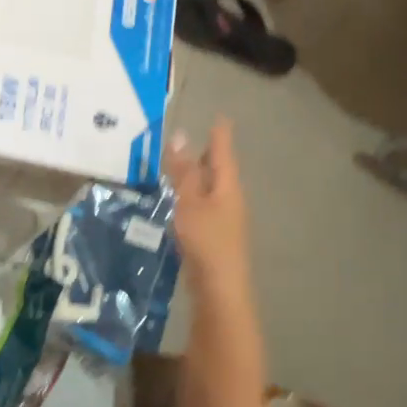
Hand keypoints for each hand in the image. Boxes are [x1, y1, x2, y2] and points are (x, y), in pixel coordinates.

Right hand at [163, 119, 249, 289]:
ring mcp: (223, 220)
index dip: (219, 135)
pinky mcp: (212, 237)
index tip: (219, 117)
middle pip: (219, 172)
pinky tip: (177, 202)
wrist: (219, 289)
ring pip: (210, 190)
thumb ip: (182, 172)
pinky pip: (202, 207)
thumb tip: (178, 135)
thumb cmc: (206, 240)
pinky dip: (191, 197)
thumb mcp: (189, 202)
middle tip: (194, 138)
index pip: (222, 153)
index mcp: (227, 188)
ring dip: (197, 177)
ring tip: (179, 166)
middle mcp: (229, 201)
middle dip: (208, 155)